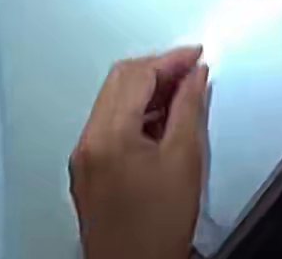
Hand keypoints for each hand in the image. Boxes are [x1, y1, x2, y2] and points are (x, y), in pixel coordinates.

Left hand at [71, 47, 209, 258]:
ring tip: (181, 92)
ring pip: (114, 98)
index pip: (139, 75)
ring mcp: (84, 156)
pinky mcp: (87, 170)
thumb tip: (195, 74)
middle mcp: (88, 140)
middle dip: (158, 69)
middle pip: (121, 80)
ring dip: (147, 88)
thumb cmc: (159, 228)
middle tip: (190, 70)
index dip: (172, 59)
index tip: (197, 55)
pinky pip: (109, 121)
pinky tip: (161, 118)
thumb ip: (190, 106)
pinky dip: (136, 110)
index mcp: (109, 135)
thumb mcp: (185, 158)